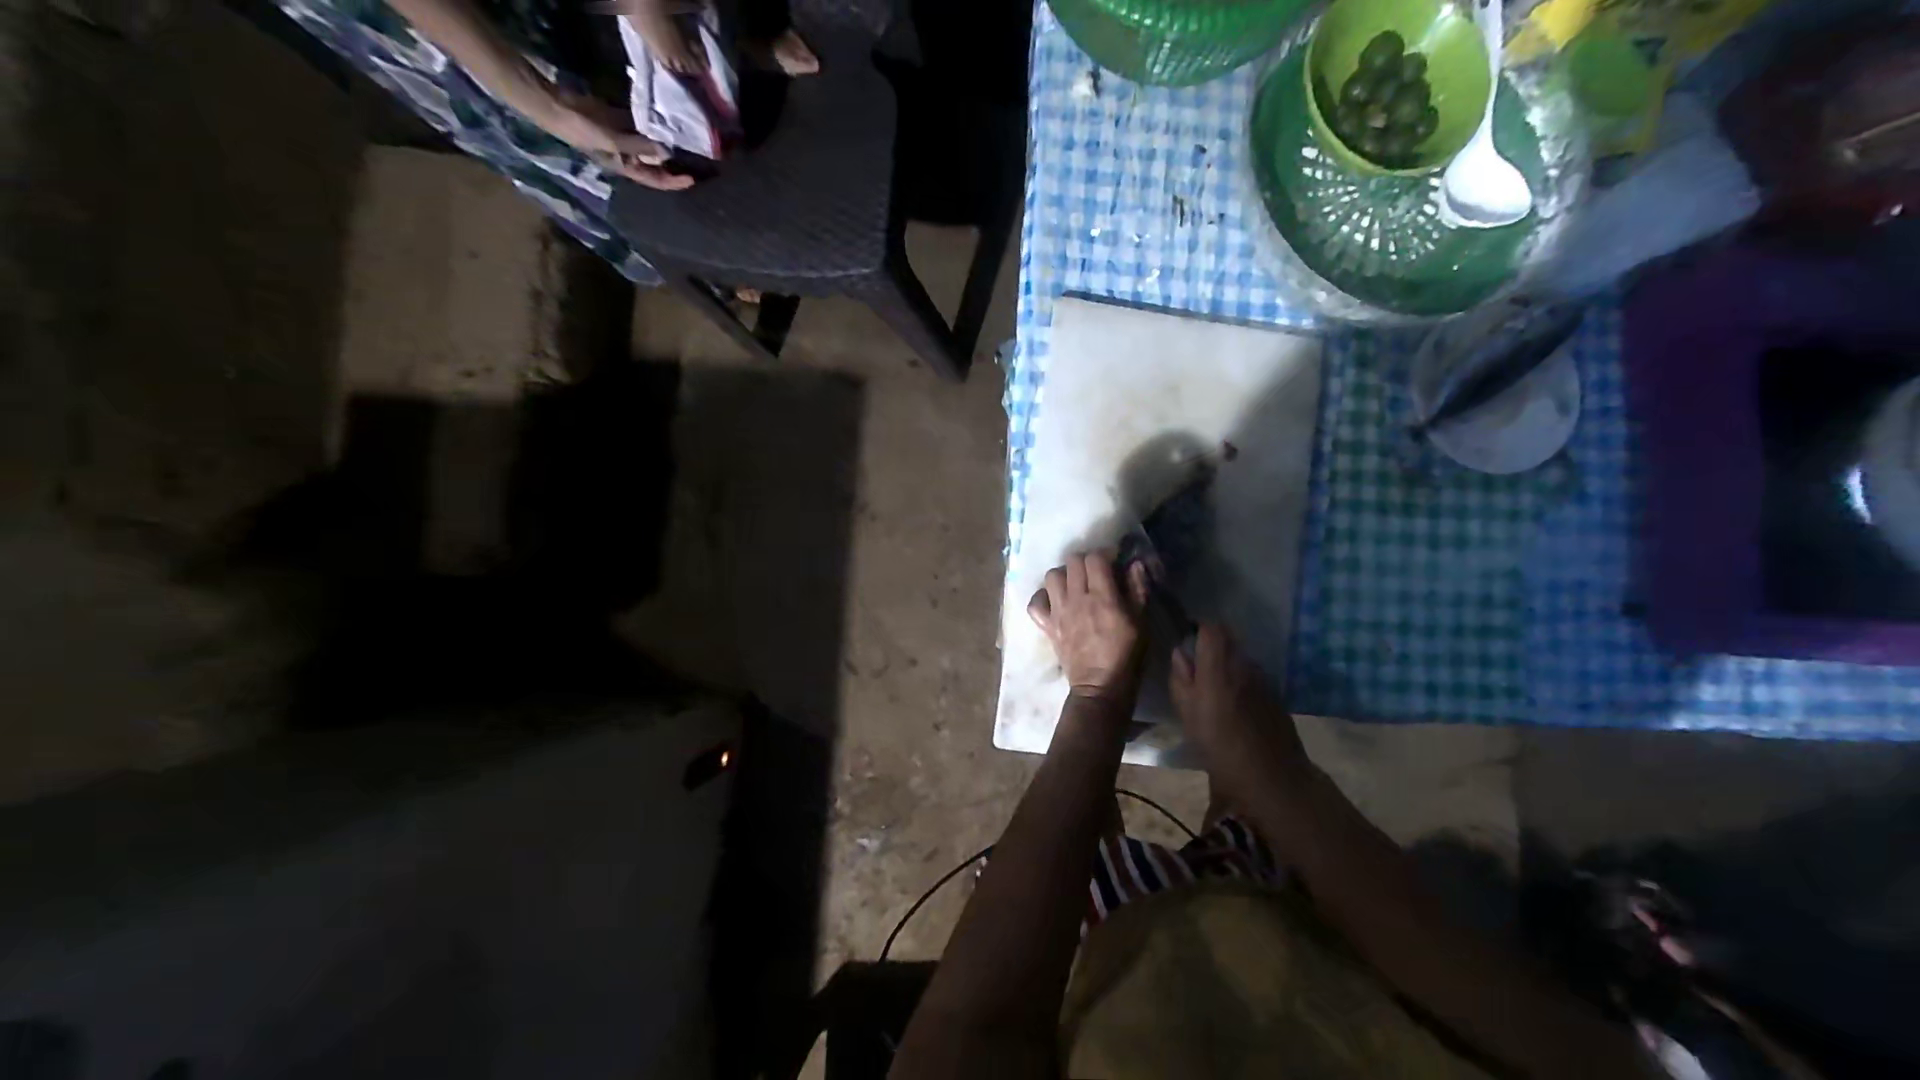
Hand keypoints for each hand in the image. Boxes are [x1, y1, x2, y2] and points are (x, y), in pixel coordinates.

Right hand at [543, 89, 693, 190]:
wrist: (556, 106)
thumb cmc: (582, 130)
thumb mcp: (613, 142)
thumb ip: (639, 146)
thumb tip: (666, 151)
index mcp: (626, 168)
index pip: (655, 180)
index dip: (674, 182)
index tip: (692, 179)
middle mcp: (627, 156)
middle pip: (655, 164)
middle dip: (673, 164)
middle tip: (695, 159)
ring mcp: (622, 138)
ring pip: (649, 145)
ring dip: (664, 143)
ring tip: (685, 140)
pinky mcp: (616, 121)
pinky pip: (639, 125)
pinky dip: (651, 124)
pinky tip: (666, 121)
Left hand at [1027, 551, 1148, 703]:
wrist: (1100, 688)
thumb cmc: (1127, 656)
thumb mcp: (1142, 621)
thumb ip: (1137, 589)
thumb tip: (1135, 563)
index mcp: (1102, 597)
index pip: (1095, 558)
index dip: (1105, 554)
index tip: (1114, 561)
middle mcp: (1076, 599)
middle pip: (1072, 561)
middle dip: (1085, 561)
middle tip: (1096, 572)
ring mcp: (1058, 612)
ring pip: (1051, 576)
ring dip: (1064, 575)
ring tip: (1075, 585)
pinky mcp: (1047, 626)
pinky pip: (1035, 603)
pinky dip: (1043, 598)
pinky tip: (1055, 602)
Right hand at [1170, 623, 1310, 805]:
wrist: (1273, 777)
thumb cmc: (1220, 747)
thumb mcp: (1188, 714)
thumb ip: (1181, 678)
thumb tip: (1180, 653)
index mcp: (1219, 667)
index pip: (1212, 628)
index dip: (1199, 629)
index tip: (1187, 641)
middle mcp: (1244, 665)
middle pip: (1229, 641)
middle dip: (1212, 648)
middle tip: (1195, 669)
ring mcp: (1264, 679)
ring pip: (1241, 659)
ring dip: (1227, 666)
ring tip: (1213, 691)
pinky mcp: (1275, 694)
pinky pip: (1253, 677)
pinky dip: (1241, 683)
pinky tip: (1234, 706)